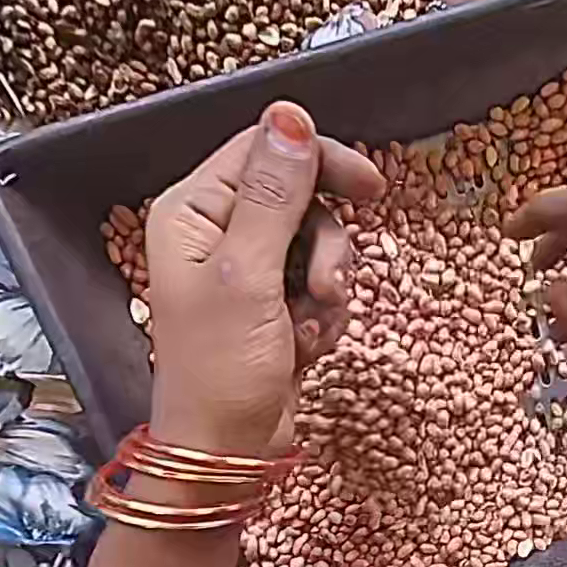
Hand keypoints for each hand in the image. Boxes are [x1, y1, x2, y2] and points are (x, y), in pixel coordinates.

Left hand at [144, 101, 386, 456]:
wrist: (228, 449)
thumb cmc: (223, 368)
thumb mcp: (247, 276)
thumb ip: (273, 197)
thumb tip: (290, 116)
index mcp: (196, 211)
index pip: (266, 152)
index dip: (320, 162)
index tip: (370, 187)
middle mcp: (223, 233)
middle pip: (302, 201)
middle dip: (326, 248)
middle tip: (326, 287)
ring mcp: (253, 273)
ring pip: (320, 248)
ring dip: (328, 291)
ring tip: (308, 329)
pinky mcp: (278, 306)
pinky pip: (323, 289)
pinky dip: (324, 317)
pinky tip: (306, 346)